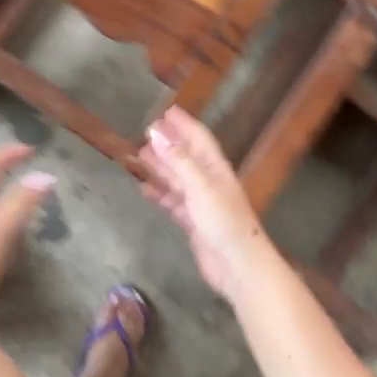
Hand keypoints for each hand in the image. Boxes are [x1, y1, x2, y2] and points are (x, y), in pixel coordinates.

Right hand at [139, 108, 285, 301]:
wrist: (238, 265)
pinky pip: (172, 201)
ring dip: (159, 167)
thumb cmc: (223, 221)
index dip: (184, 124)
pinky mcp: (193, 222)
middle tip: (144, 133)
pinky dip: (158, 193)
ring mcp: (201, 203)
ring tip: (139, 157)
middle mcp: (209, 181)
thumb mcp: (200, 186)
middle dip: (167, 144)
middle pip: (185, 157)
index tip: (167, 111)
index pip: (198, 138)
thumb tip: (156, 132)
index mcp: (215, 168)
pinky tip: (144, 189)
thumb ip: (178, 160)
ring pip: (176, 179)